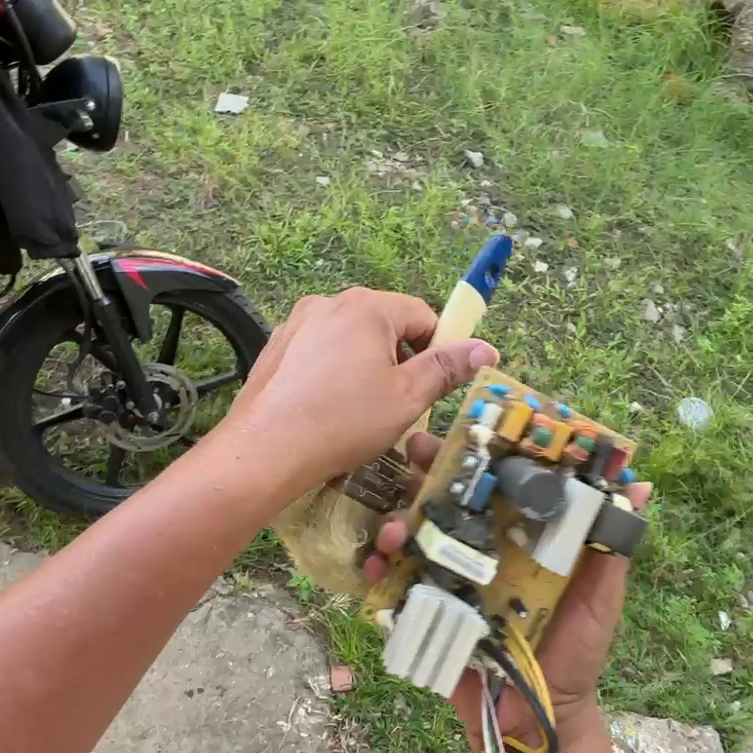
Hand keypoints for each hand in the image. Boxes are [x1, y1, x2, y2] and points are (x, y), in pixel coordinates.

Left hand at [221, 288, 497, 493]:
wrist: (266, 450)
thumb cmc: (344, 422)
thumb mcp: (407, 398)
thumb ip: (447, 369)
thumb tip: (486, 348)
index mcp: (366, 306)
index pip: (422, 314)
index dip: (438, 348)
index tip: (435, 386)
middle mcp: (329, 302)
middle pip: (385, 323)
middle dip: (400, 358)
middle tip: (399, 403)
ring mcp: (297, 323)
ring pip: (351, 338)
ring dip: (367, 365)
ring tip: (361, 409)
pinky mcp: (276, 346)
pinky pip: (320, 351)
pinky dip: (334, 371)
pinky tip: (328, 407)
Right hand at [369, 434, 650, 745]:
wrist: (537, 722)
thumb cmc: (574, 655)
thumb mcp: (600, 600)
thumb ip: (612, 547)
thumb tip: (641, 486)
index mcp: (518, 536)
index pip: (498, 481)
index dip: (483, 449)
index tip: (469, 424)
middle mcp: (479, 547)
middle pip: (448, 495)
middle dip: (426, 468)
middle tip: (413, 452)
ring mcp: (447, 576)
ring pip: (413, 531)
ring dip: (396, 518)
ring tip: (395, 529)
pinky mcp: (422, 609)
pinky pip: (391, 583)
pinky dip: (375, 570)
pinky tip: (372, 568)